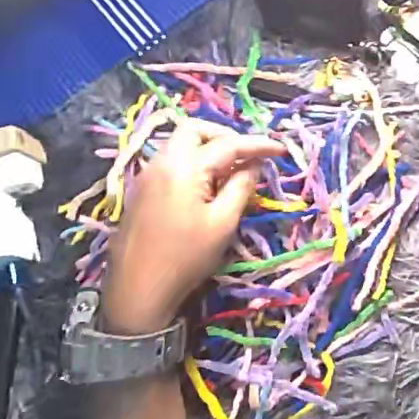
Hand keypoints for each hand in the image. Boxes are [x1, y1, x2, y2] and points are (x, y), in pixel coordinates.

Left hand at [102, 119, 283, 333]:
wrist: (138, 288)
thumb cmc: (186, 257)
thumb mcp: (223, 223)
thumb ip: (241, 187)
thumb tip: (253, 165)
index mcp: (185, 167)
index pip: (227, 144)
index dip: (258, 144)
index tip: (280, 149)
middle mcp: (163, 161)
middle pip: (194, 130)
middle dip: (224, 135)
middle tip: (246, 154)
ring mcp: (148, 174)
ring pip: (180, 144)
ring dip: (207, 147)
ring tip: (230, 171)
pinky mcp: (142, 190)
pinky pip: (170, 161)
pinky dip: (192, 162)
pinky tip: (206, 185)